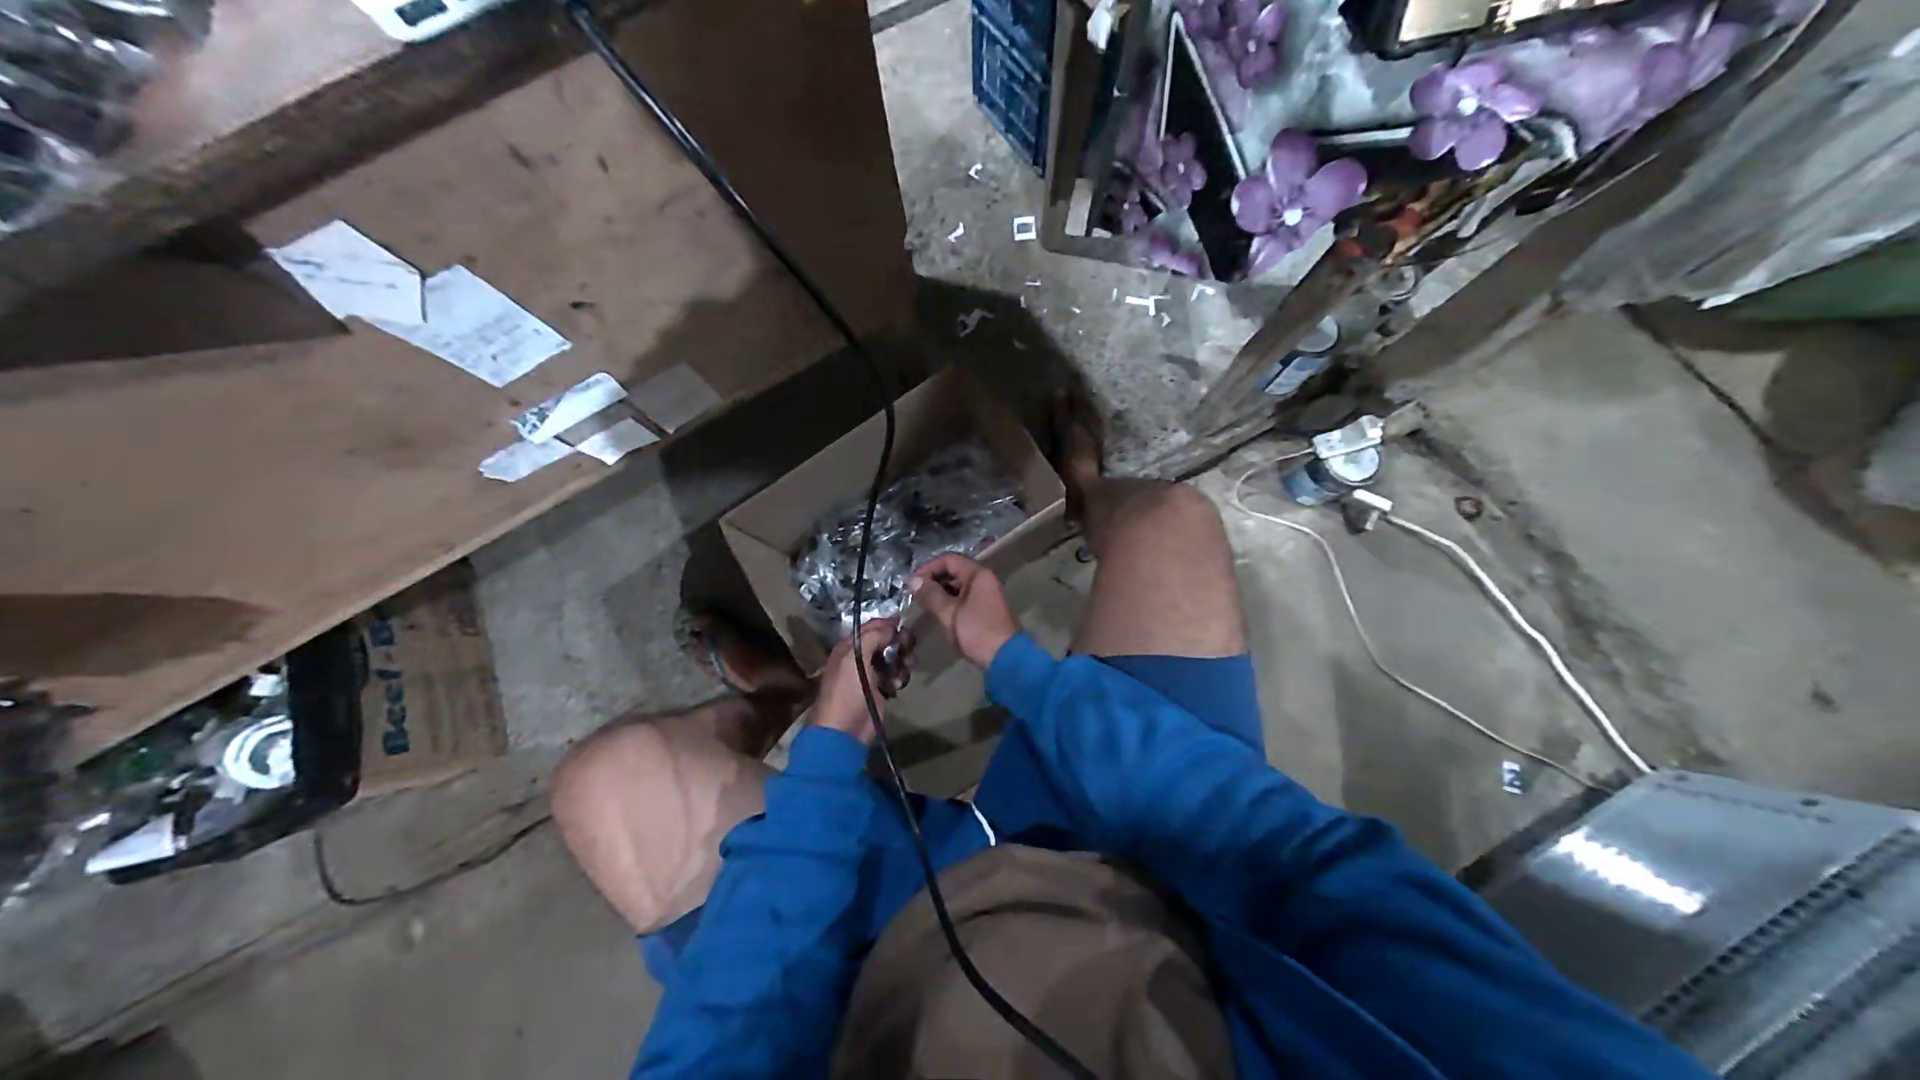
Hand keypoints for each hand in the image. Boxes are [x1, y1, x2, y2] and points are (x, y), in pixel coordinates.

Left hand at [811, 618, 908, 743]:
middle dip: (898, 642)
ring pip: (893, 658)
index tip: (903, 622)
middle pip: (885, 641)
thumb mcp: (854, 659)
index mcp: (848, 646)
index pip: (870, 627)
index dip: (886, 623)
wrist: (843, 731)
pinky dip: (899, 678)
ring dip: (902, 660)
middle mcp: (859, 656)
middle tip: (907, 648)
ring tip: (905, 668)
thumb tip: (890, 626)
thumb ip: (871, 638)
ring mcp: (871, 674)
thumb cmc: (846, 692)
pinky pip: (895, 675)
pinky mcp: (881, 689)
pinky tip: (897, 686)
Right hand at [910, 554, 1019, 669]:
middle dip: (934, 580)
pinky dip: (952, 600)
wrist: (1006, 657)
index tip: (912, 582)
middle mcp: (985, 579)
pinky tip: (940, 612)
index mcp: (978, 575)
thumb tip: (914, 580)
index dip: (928, 568)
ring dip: (942, 591)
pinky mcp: (988, 608)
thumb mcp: (949, 613)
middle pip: (955, 571)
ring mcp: (988, 594)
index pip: (949, 560)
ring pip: (960, 585)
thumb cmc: (976, 631)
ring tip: (925, 603)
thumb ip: (930, 594)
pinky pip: (966, 597)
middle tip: (916, 593)